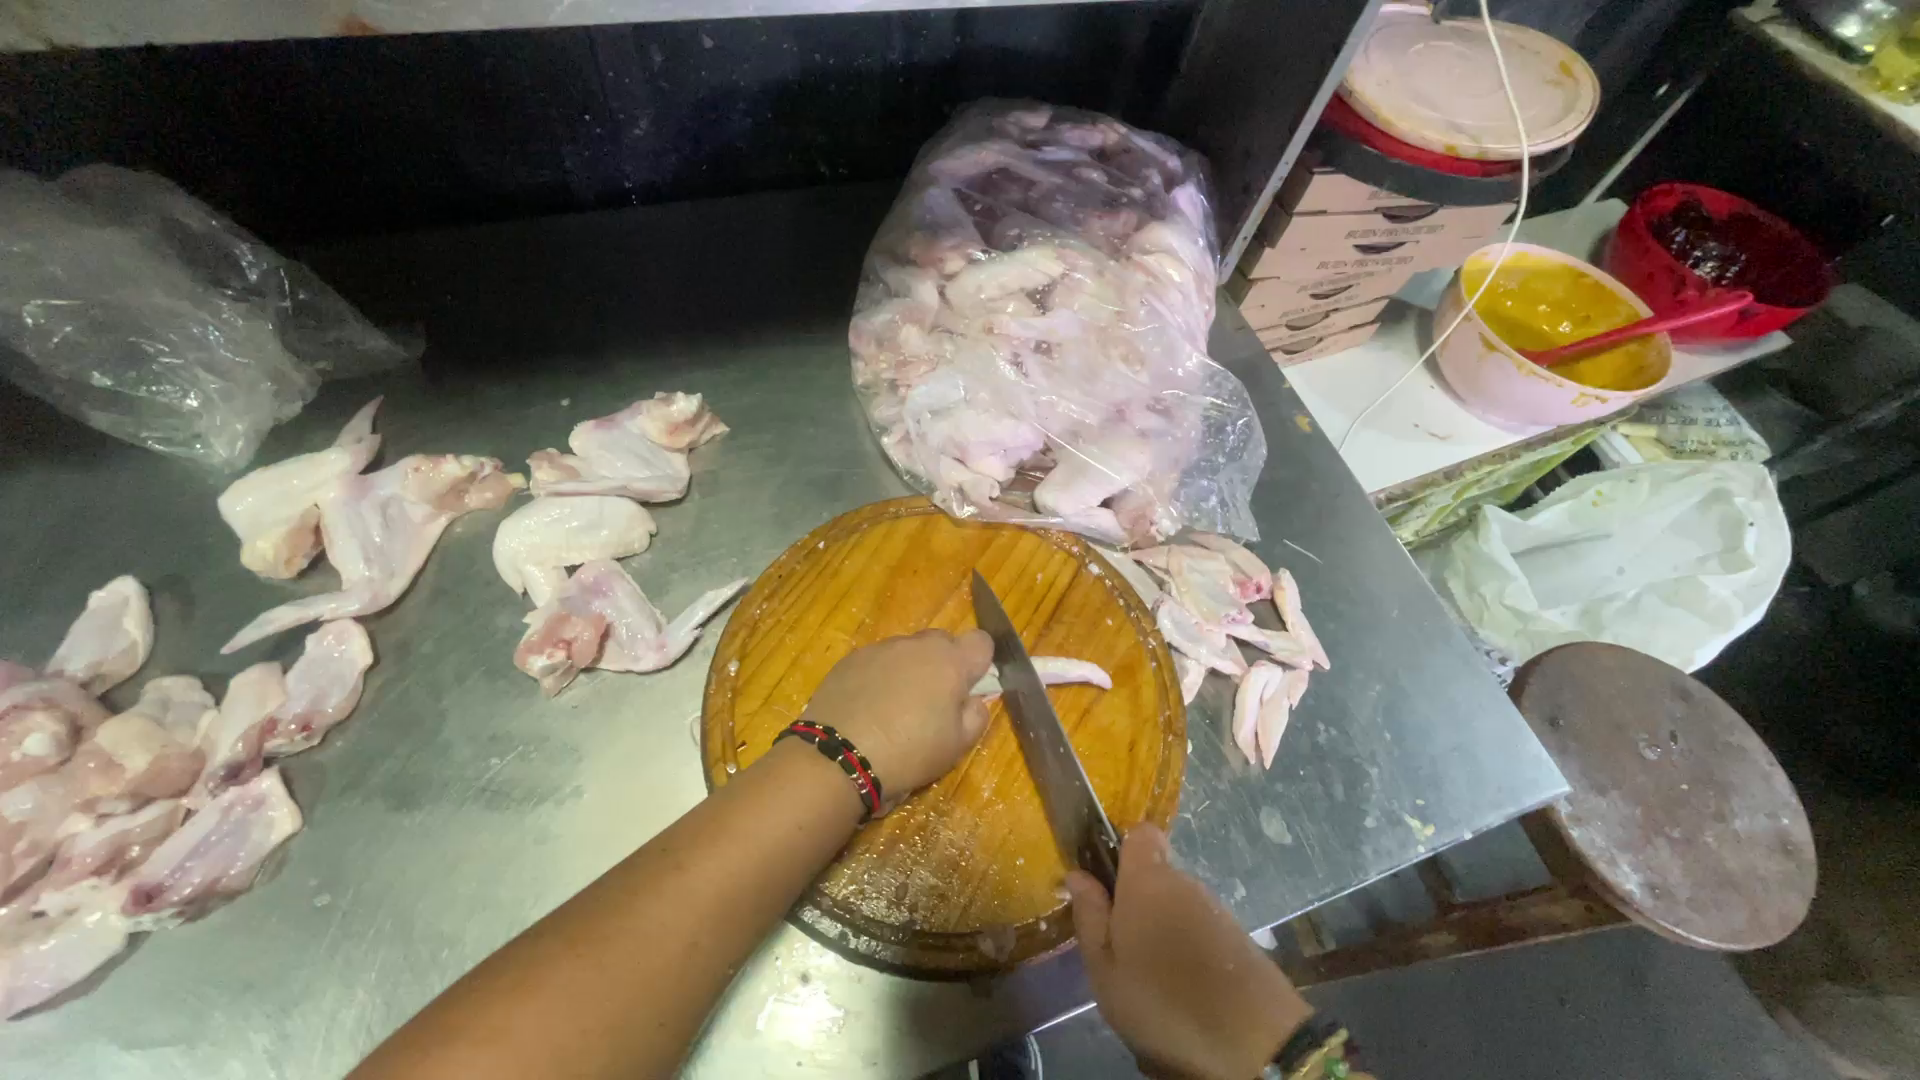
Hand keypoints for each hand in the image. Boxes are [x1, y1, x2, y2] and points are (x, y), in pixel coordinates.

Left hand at [800, 628, 993, 809]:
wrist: (840, 756)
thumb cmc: (909, 752)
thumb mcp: (957, 745)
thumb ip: (976, 715)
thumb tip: (973, 699)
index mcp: (950, 662)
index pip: (981, 641)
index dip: (980, 662)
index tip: (969, 688)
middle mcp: (916, 645)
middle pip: (942, 642)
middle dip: (944, 664)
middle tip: (933, 702)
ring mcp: (880, 649)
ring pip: (907, 650)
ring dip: (909, 670)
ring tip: (895, 708)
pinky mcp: (851, 659)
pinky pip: (877, 661)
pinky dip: (880, 677)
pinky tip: (869, 708)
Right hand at [1066, 825, 1311, 1079]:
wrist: (1254, 1044)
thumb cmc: (1162, 1001)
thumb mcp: (1105, 969)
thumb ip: (1089, 916)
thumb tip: (1077, 874)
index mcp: (1148, 880)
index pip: (1140, 833)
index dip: (1122, 850)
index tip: (1106, 884)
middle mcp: (1185, 883)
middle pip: (1156, 876)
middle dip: (1137, 902)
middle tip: (1121, 948)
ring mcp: (1216, 909)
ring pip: (1177, 905)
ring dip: (1162, 930)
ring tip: (1152, 978)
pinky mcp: (1238, 937)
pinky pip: (1199, 929)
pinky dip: (1187, 949)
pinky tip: (1182, 988)